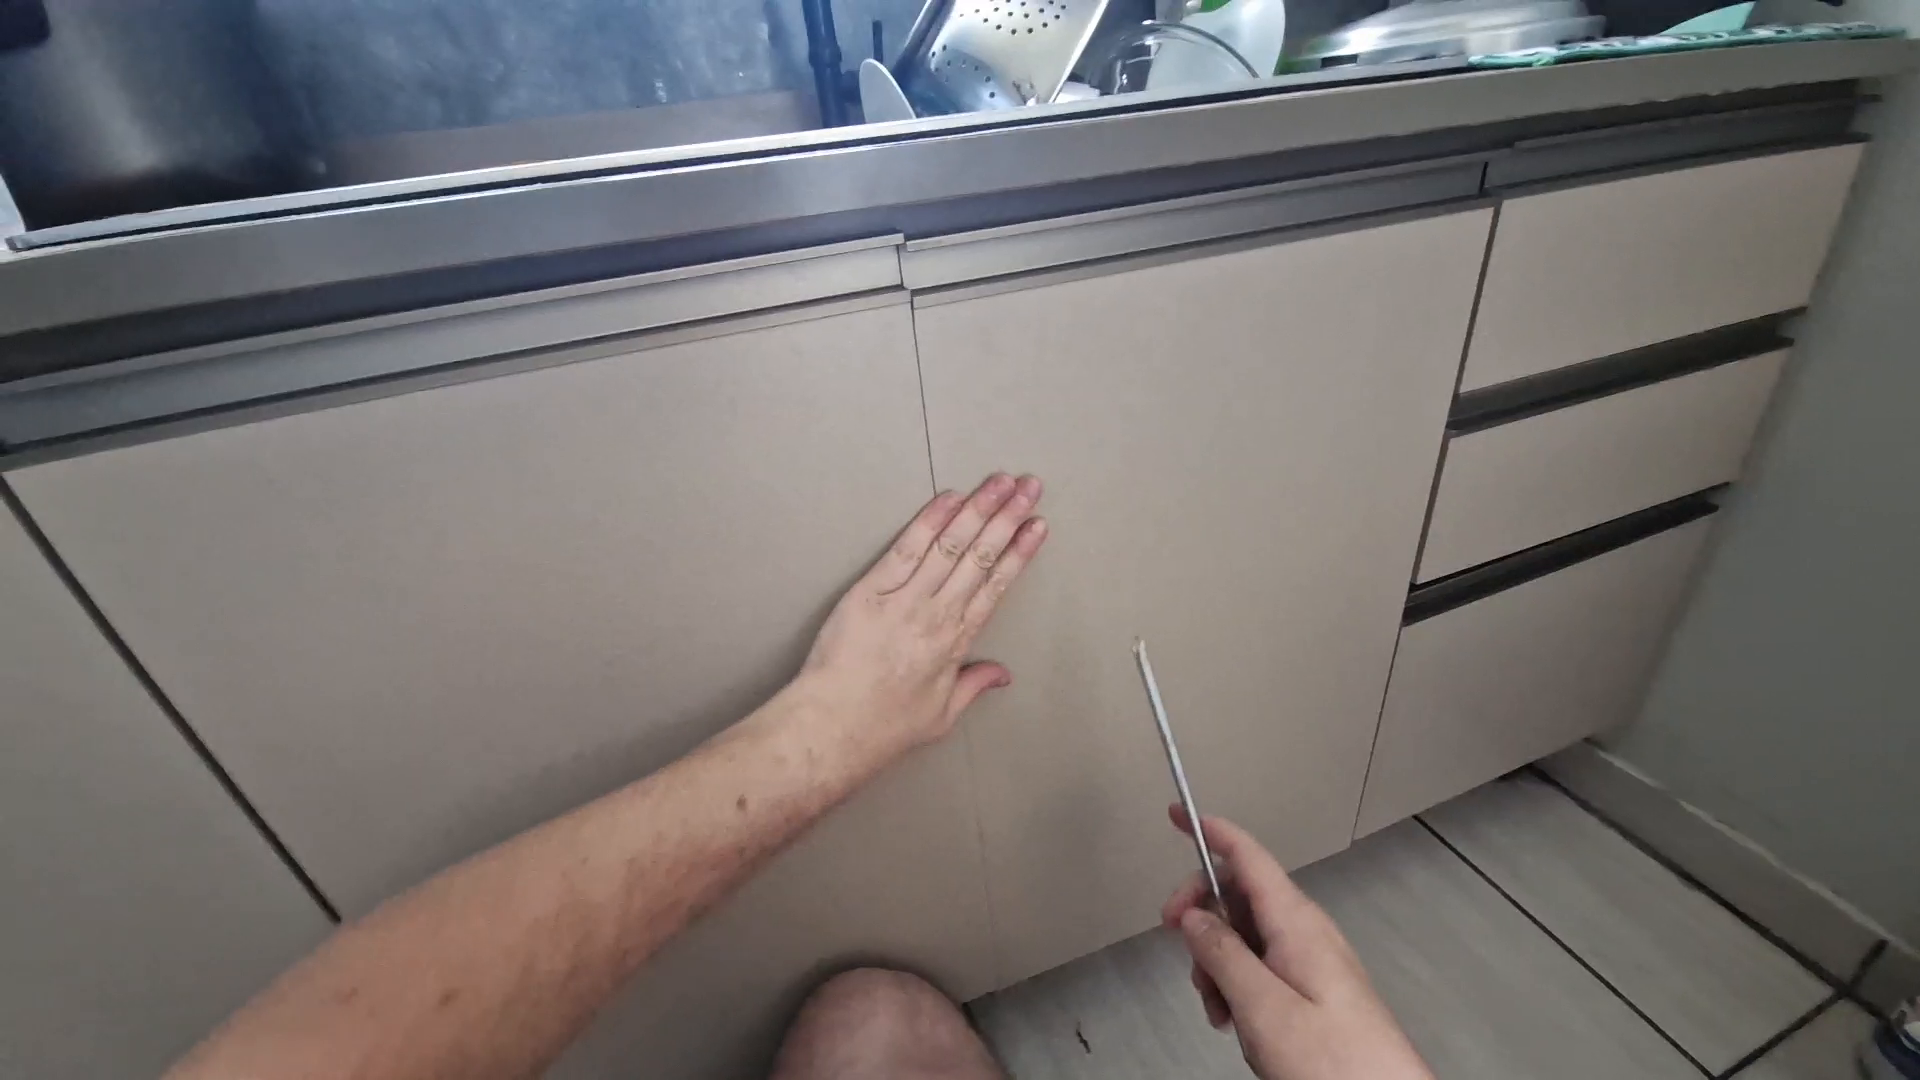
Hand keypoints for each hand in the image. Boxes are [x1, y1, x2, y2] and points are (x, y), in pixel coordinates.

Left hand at [799, 473, 1047, 756]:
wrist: (832, 727)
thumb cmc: (884, 727)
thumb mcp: (941, 715)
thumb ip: (974, 686)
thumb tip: (1003, 673)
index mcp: (957, 641)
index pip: (996, 585)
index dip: (1020, 553)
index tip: (1038, 526)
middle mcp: (938, 614)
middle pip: (980, 556)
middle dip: (1008, 517)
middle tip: (1029, 486)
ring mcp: (904, 599)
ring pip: (950, 545)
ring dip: (978, 509)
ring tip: (1000, 481)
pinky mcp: (870, 591)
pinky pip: (905, 548)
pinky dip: (929, 521)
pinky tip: (950, 498)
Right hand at [1161, 807, 1434, 1079]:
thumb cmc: (1332, 1060)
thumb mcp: (1263, 1007)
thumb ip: (1222, 954)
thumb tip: (1194, 915)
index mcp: (1295, 921)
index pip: (1246, 854)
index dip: (1209, 829)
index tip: (1176, 814)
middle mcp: (1305, 929)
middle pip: (1239, 894)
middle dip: (1202, 914)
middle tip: (1175, 942)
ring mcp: (1312, 959)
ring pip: (1246, 934)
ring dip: (1217, 959)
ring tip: (1215, 1008)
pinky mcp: (1316, 989)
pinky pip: (1262, 964)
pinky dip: (1237, 981)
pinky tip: (1234, 1018)